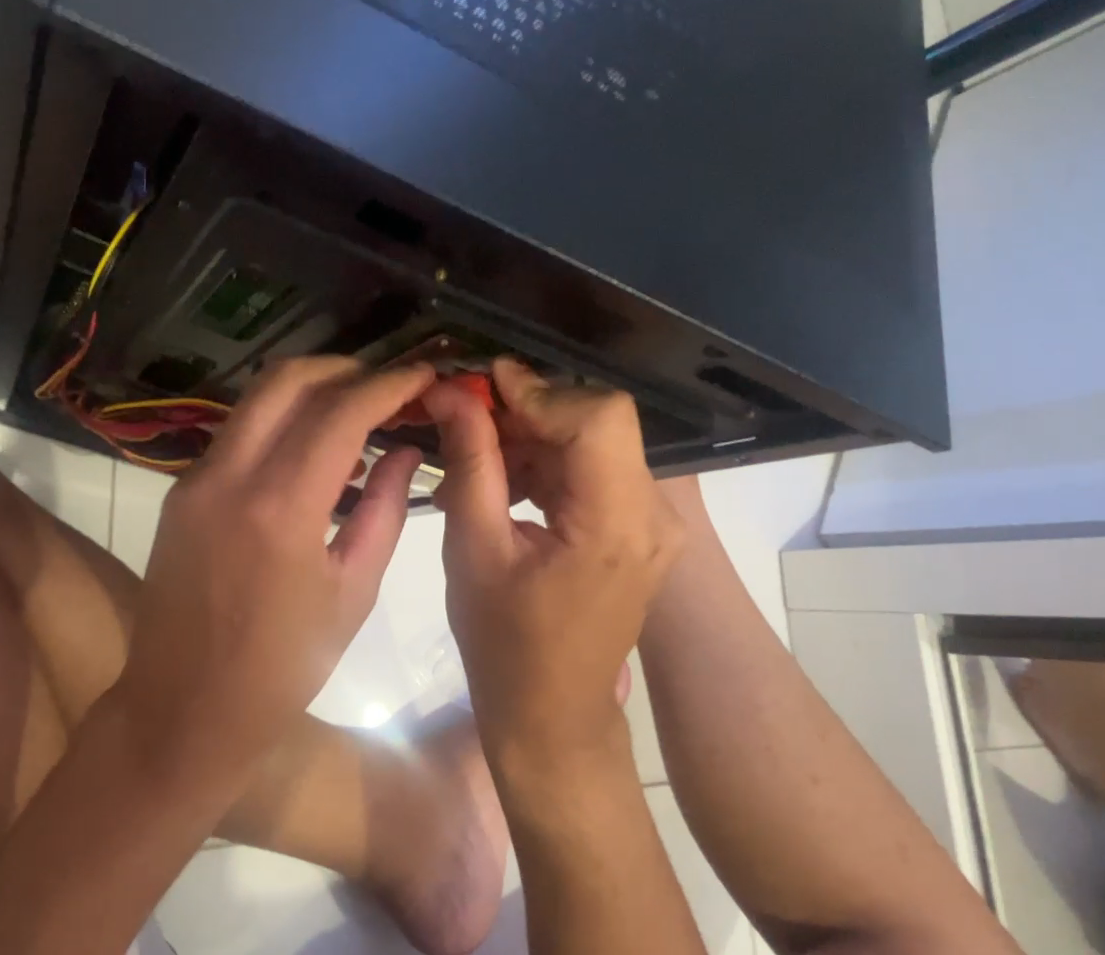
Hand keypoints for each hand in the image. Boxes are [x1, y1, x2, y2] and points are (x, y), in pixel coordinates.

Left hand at [117, 357, 435, 767]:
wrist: (183, 710)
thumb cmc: (283, 670)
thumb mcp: (352, 593)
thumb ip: (384, 511)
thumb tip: (405, 451)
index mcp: (282, 508)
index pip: (341, 412)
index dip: (388, 384)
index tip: (422, 373)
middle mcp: (230, 477)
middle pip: (287, 380)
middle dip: (344, 369)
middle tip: (386, 384)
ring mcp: (195, 481)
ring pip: (255, 401)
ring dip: (308, 391)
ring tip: (355, 412)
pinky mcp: (179, 493)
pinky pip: (236, 436)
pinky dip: (278, 425)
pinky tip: (309, 453)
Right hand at [425, 358, 683, 768]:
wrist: (551, 717)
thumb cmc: (503, 643)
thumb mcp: (473, 549)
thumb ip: (471, 462)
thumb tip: (451, 393)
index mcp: (615, 523)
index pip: (596, 416)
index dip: (537, 392)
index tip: (478, 387)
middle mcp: (652, 514)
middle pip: (599, 423)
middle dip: (529, 413)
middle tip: (465, 421)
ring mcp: (653, 524)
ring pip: (597, 442)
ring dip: (536, 438)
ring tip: (476, 459)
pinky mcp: (640, 533)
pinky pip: (596, 473)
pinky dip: (550, 465)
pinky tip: (504, 483)